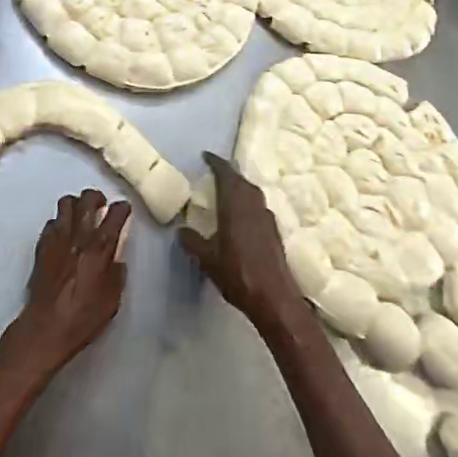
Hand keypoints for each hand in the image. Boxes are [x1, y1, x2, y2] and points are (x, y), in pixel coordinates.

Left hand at [13, 189, 130, 370]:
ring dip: (76, 204)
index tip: (124, 208)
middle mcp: (78, 236)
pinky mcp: (42, 245)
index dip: (121, 208)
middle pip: (86, 199)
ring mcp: (57, 238)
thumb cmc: (84, 316)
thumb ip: (116, 273)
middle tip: (101, 204)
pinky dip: (60, 223)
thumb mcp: (112, 299)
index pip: (114, 215)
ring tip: (81, 213)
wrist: (47, 325)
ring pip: (65, 204)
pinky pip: (52, 222)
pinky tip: (64, 234)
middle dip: (96, 197)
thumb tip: (116, 260)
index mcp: (99, 248)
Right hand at [178, 152, 305, 327]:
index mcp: (235, 207)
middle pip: (242, 182)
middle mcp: (254, 207)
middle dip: (229, 174)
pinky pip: (259, 208)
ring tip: (227, 191)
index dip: (216, 163)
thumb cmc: (238, 274)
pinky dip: (248, 203)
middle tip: (215, 172)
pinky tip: (241, 216)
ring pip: (253, 194)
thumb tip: (181, 229)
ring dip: (240, 188)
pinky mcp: (275, 234)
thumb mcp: (207, 259)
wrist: (276, 300)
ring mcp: (268, 220)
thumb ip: (192, 241)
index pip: (226, 175)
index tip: (206, 156)